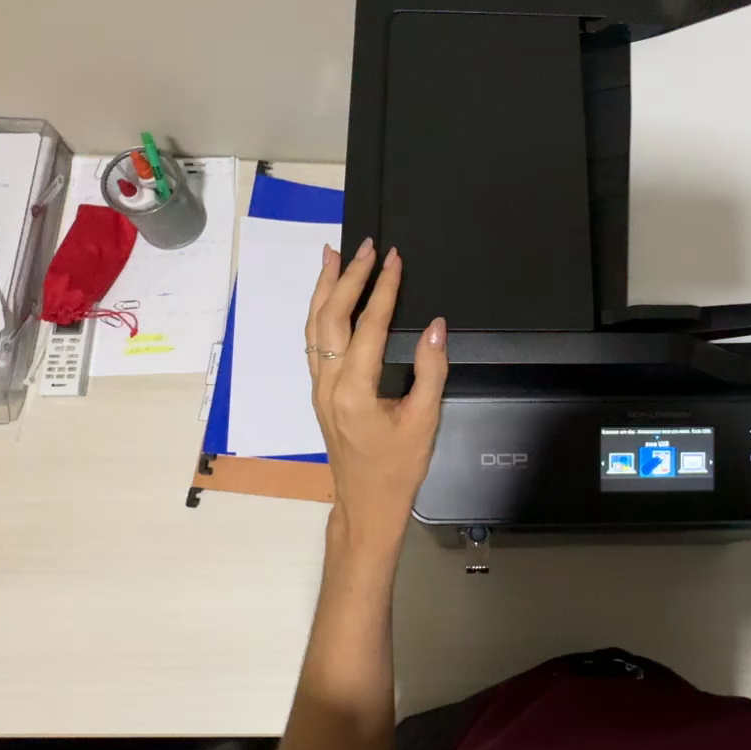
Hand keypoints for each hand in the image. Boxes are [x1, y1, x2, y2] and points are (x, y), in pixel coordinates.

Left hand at [304, 239, 448, 551]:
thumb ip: (430, 370)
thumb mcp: (424, 421)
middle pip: (329, 317)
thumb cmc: (398, 468)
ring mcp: (318, 387)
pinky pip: (314, 341)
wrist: (365, 504)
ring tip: (333, 255)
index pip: (367, 326)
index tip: (395, 260)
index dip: (383, 289)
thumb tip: (437, 326)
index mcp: (354, 391)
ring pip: (313, 327)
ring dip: (323, 288)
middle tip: (365, 246)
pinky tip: (327, 297)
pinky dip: (319, 311)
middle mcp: (327, 384)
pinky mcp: (319, 392)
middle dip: (347, 277)